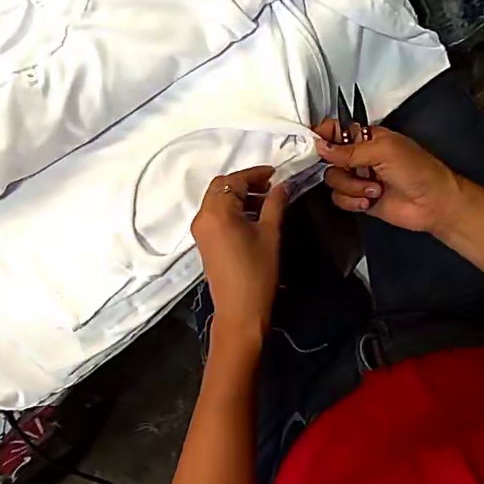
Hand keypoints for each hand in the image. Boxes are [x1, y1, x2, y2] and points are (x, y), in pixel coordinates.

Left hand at [190, 165, 287, 347]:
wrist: (240, 310)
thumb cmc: (257, 272)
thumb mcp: (270, 234)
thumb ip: (275, 204)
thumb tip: (282, 185)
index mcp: (217, 212)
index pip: (233, 181)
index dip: (255, 174)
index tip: (275, 173)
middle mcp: (203, 217)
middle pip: (221, 187)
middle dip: (245, 183)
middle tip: (270, 186)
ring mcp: (201, 230)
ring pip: (217, 201)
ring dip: (239, 196)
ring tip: (267, 201)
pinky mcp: (204, 242)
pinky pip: (216, 215)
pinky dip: (233, 209)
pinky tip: (254, 216)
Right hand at [314, 120, 466, 233]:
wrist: (433, 203)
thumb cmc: (418, 170)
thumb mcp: (384, 151)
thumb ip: (349, 150)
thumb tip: (321, 147)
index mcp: (367, 138)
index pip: (336, 130)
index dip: (322, 135)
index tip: (316, 144)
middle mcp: (359, 157)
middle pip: (329, 158)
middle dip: (342, 169)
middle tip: (357, 171)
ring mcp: (359, 178)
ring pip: (333, 180)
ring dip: (352, 187)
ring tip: (374, 189)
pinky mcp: (359, 198)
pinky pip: (339, 199)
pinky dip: (352, 201)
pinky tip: (369, 201)